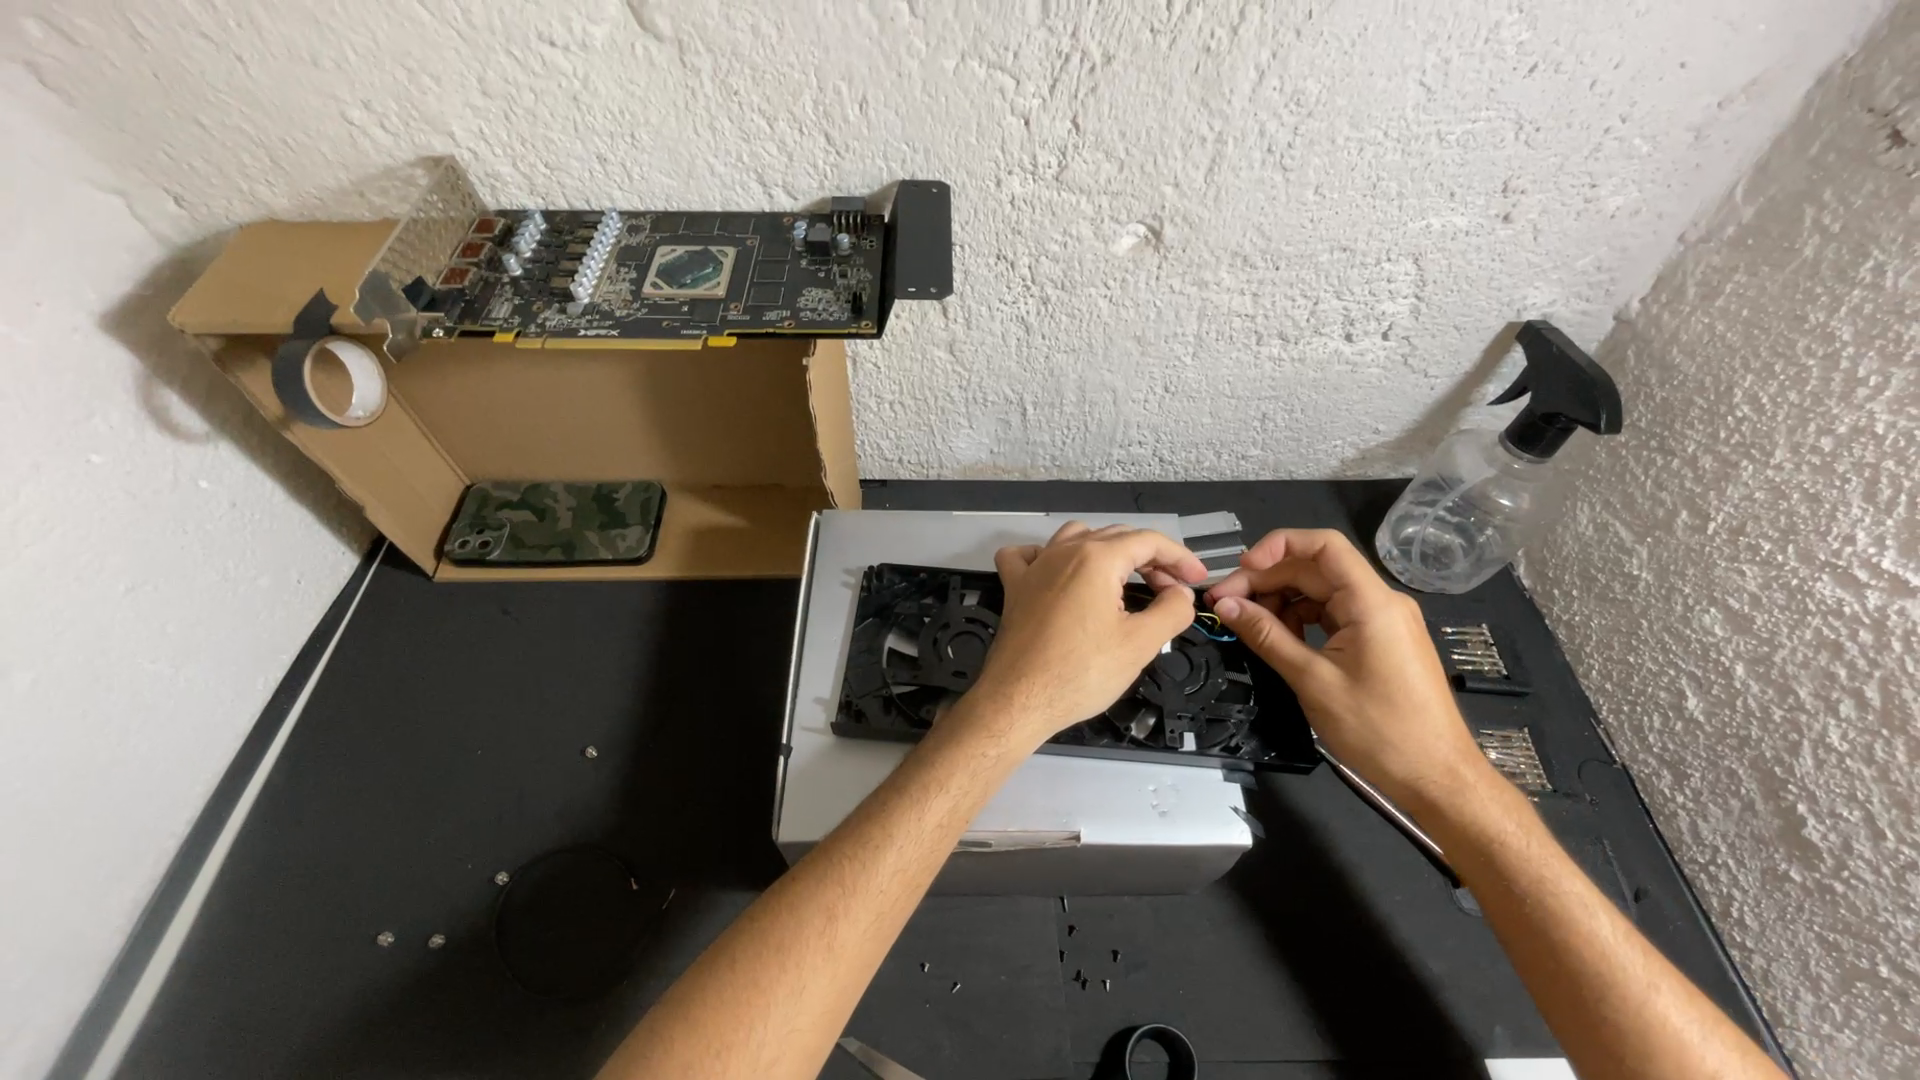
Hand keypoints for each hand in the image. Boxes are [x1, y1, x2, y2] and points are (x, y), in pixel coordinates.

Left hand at [964, 523, 1209, 749]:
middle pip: (1116, 536)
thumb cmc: (1080, 673)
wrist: (1019, 700)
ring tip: (1125, 579)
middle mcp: (1063, 552)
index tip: (1197, 580)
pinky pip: (1028, 555)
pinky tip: (1061, 573)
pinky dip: (1048, 556)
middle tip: (1171, 590)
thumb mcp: (1140, 644)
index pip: (1148, 541)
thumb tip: (1181, 594)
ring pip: (1076, 537)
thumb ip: (1171, 611)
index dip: (1180, 557)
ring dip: (1106, 550)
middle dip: (1150, 558)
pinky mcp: (1015, 587)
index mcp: (1096, 558)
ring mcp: (1034, 567)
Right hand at [1206, 529, 1492, 808]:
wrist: (1435, 776)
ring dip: (1280, 601)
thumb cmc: (1378, 730)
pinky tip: (1276, 638)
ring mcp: (1382, 621)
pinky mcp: (1379, 641)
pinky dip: (1301, 620)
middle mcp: (1381, 601)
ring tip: (1246, 625)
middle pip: (1315, 569)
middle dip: (1266, 581)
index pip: (1323, 545)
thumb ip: (1266, 636)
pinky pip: (1332, 614)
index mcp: (1372, 602)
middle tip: (1223, 604)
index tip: (1240, 570)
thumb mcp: (1312, 680)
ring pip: (1321, 592)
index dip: (1276, 546)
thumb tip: (1225, 605)